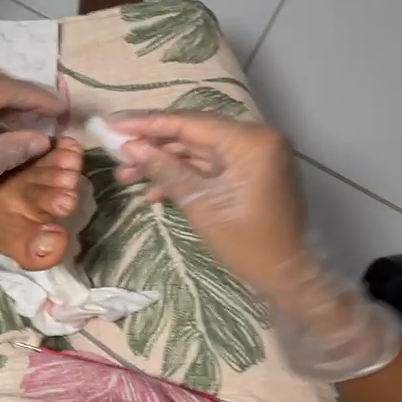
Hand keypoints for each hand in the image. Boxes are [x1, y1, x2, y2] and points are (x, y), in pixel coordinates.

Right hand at [106, 111, 401, 381]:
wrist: (288, 278)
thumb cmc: (247, 243)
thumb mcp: (199, 205)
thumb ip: (165, 170)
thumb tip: (130, 147)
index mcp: (250, 141)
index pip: (189, 122)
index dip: (147, 124)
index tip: (112, 125)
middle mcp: (255, 139)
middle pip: (192, 132)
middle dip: (152, 144)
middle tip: (115, 149)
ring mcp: (253, 156)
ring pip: (196, 150)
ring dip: (162, 162)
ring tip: (125, 175)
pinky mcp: (249, 172)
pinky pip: (209, 166)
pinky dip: (182, 175)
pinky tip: (152, 192)